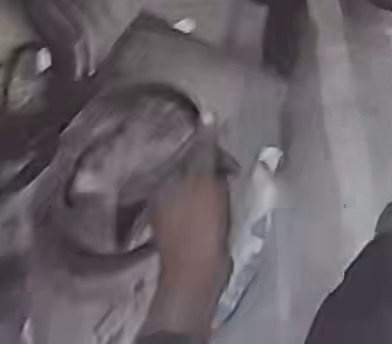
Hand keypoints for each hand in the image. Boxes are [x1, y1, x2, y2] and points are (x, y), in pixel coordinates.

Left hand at [144, 161, 231, 339]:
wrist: (196, 277)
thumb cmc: (201, 224)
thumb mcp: (206, 178)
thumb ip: (206, 146)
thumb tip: (208, 114)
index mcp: (161, 177)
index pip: (190, 149)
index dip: (214, 152)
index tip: (231, 166)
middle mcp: (160, 192)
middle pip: (193, 166)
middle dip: (215, 171)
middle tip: (231, 182)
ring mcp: (168, 212)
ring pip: (198, 186)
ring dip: (215, 188)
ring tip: (226, 201)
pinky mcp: (180, 230)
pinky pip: (199, 205)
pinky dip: (211, 206)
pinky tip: (220, 216)